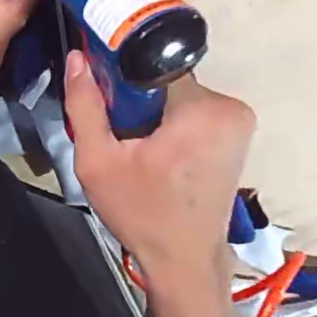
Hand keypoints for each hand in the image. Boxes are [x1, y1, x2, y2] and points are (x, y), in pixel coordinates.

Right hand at [64, 51, 255, 316]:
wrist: (183, 261)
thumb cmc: (141, 214)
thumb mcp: (98, 162)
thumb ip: (85, 105)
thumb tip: (78, 56)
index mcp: (201, 109)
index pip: (150, 63)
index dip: (119, 75)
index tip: (101, 94)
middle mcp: (229, 107)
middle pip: (164, 78)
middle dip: (136, 97)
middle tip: (117, 130)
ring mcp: (238, 120)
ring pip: (176, 92)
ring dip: (152, 109)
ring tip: (134, 143)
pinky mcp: (238, 133)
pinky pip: (191, 109)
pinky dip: (170, 120)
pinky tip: (154, 148)